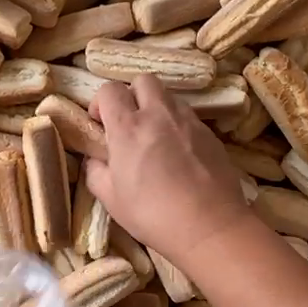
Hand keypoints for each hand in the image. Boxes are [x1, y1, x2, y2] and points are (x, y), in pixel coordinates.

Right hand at [86, 75, 258, 268]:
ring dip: (156, 109)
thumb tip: (96, 158)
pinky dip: (178, 126)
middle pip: (143, 81)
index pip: (109, 90)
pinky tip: (179, 154)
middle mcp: (158, 114)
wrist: (209, 226)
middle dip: (131, 95)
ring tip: (155, 138)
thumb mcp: (110, 199)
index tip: (101, 125)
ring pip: (169, 96)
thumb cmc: (152, 214)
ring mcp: (188, 122)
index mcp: (128, 127)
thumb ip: (96, 171)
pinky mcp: (211, 134)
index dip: (100, 103)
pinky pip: (189, 117)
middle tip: (129, 123)